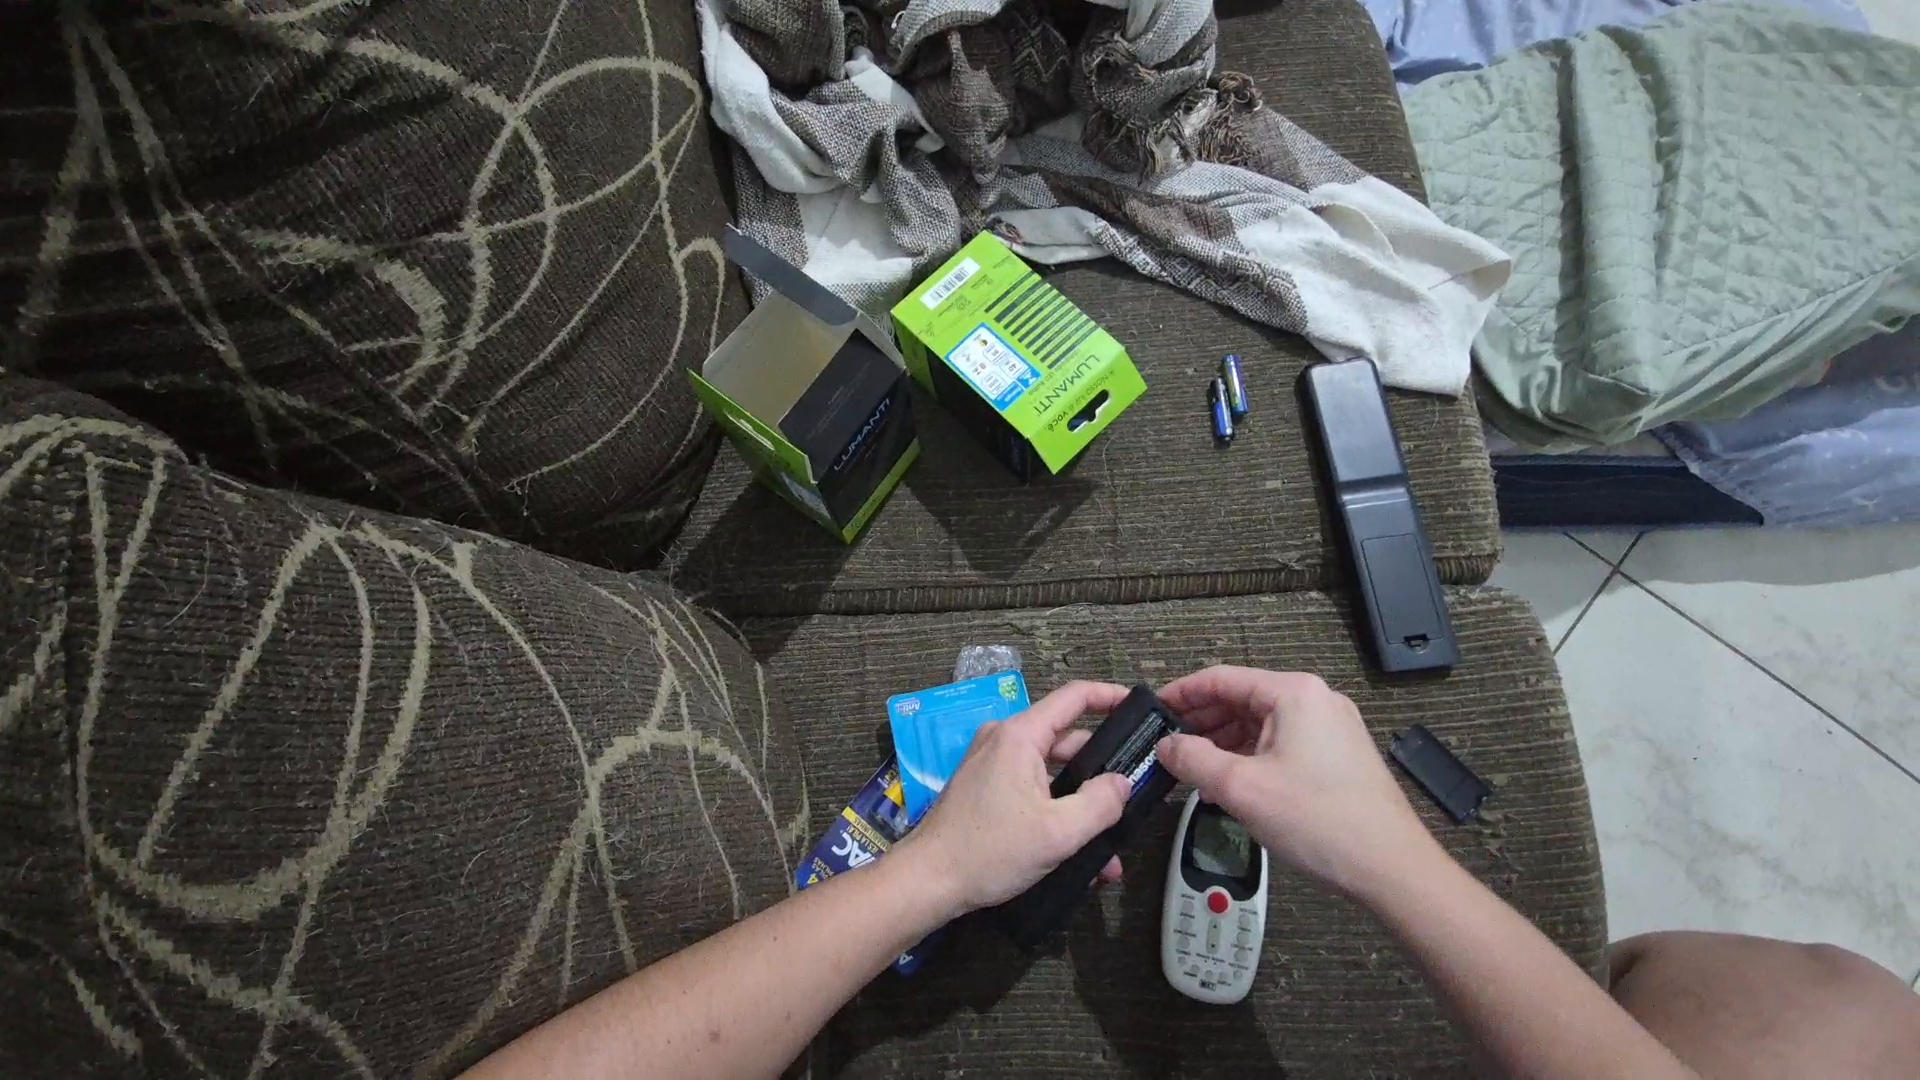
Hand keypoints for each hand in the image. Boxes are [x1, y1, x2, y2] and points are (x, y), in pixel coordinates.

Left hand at [898, 681, 1134, 917]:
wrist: (929, 879)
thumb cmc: (990, 850)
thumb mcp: (1057, 832)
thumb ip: (1099, 804)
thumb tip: (1123, 782)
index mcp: (1020, 735)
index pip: (1073, 697)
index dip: (1109, 697)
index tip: (1140, 708)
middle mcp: (1005, 739)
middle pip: (1066, 738)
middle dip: (1102, 765)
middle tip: (1136, 786)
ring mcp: (993, 763)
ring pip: (1051, 771)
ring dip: (1081, 800)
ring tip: (1113, 838)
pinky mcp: (987, 787)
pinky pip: (1032, 788)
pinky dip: (1057, 809)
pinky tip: (1079, 850)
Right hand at [1154, 666, 1438, 898]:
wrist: (1393, 869)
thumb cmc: (1317, 820)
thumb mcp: (1240, 788)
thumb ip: (1192, 759)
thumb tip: (1165, 745)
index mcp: (1293, 692)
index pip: (1221, 678)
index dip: (1181, 693)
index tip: (1153, 710)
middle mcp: (1314, 699)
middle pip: (1241, 698)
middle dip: (1201, 722)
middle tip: (1168, 745)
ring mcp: (1330, 726)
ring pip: (1259, 723)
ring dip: (1223, 742)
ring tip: (1193, 769)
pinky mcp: (1337, 753)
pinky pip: (1280, 741)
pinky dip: (1249, 755)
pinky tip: (1230, 781)